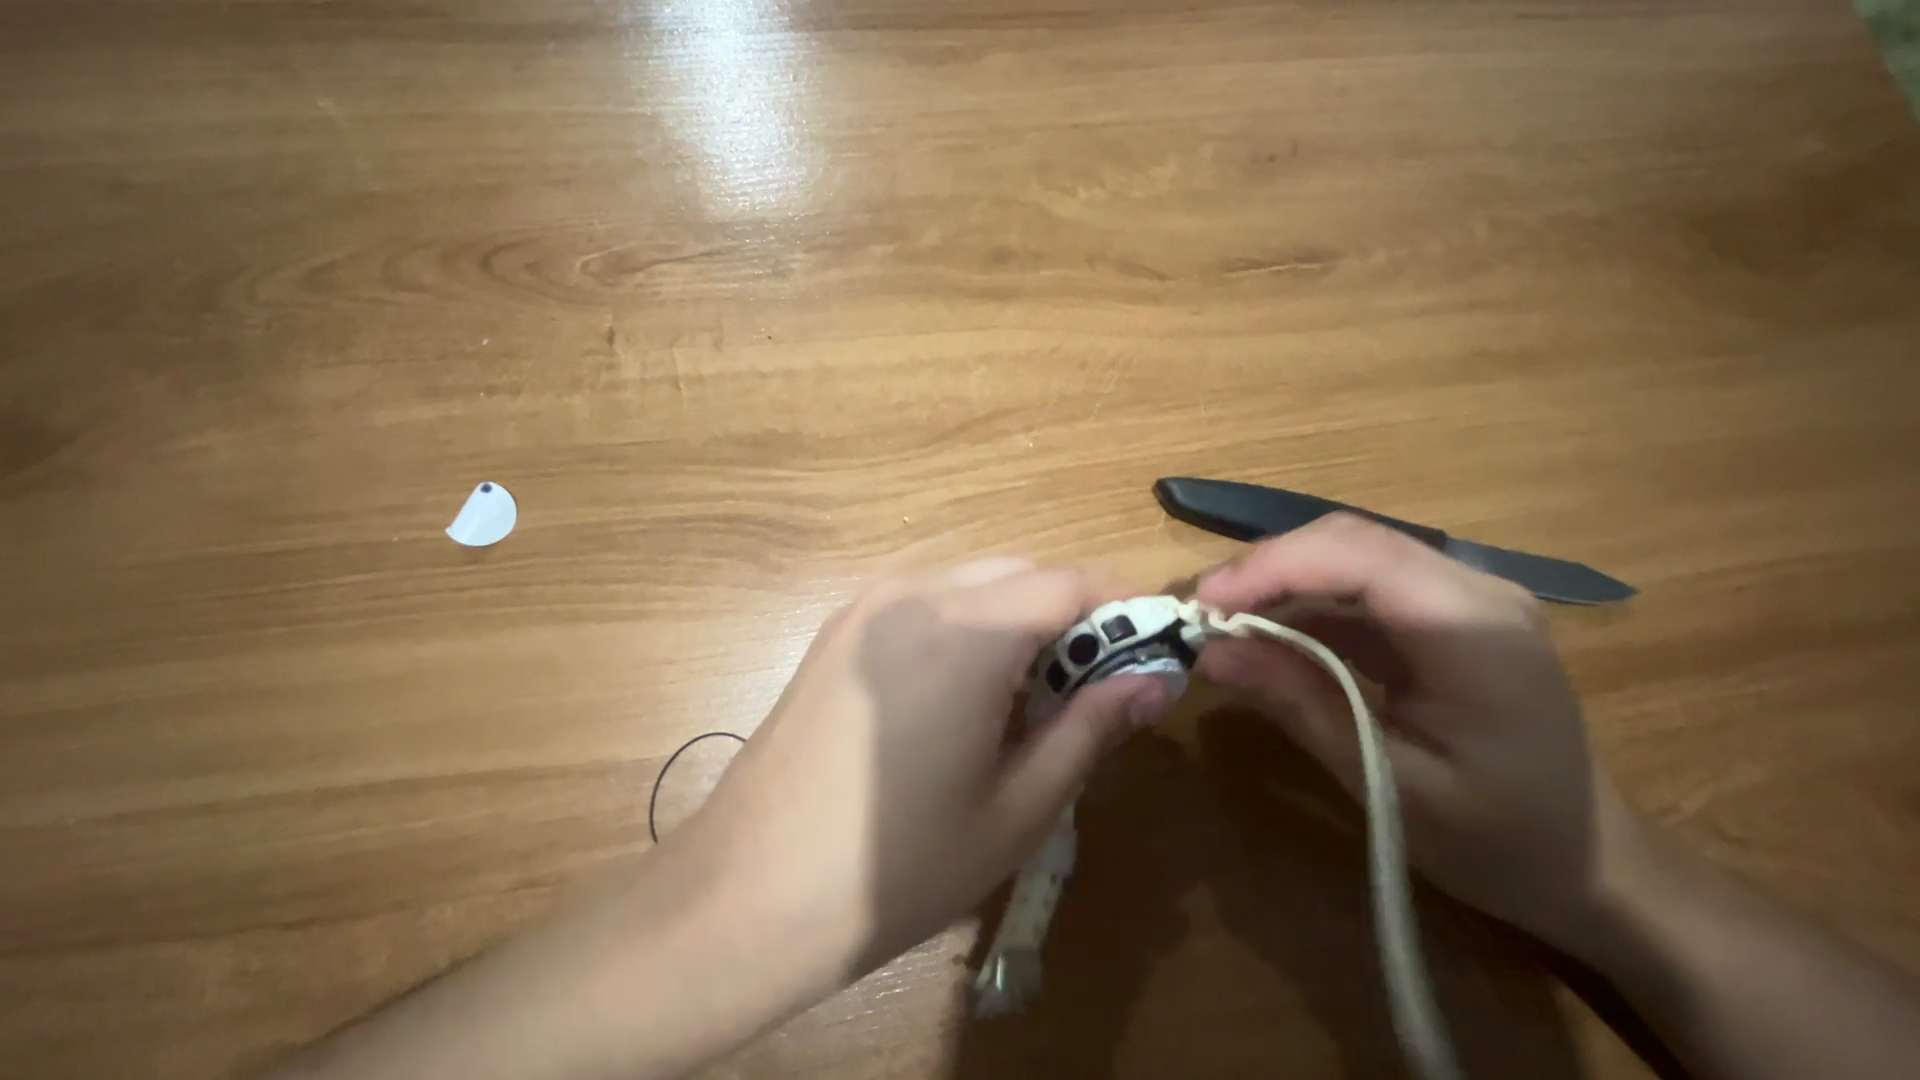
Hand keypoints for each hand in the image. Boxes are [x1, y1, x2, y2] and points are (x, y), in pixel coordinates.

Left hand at [675, 558, 1174, 982]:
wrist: (747, 895)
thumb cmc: (900, 865)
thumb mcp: (1018, 806)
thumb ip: (1092, 727)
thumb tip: (1155, 679)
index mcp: (964, 630)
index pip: (1071, 581)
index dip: (1125, 607)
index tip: (1156, 648)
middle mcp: (911, 594)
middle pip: (1020, 574)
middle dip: (1072, 615)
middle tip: (1094, 689)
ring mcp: (864, 608)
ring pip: (971, 584)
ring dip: (1018, 621)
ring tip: (1028, 701)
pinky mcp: (836, 632)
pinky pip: (924, 605)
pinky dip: (966, 629)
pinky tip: (961, 698)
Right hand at [1194, 514, 1651, 950]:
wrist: (1593, 864)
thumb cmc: (1502, 841)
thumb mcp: (1390, 784)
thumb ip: (1301, 707)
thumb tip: (1211, 652)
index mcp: (1476, 631)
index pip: (1359, 557)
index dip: (1271, 566)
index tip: (1201, 605)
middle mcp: (1473, 592)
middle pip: (1349, 540)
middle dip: (1264, 568)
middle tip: (1199, 614)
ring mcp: (1460, 598)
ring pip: (1348, 556)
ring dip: (1277, 582)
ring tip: (1218, 624)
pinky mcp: (1441, 615)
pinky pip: (1359, 589)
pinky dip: (1303, 605)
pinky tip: (1266, 635)